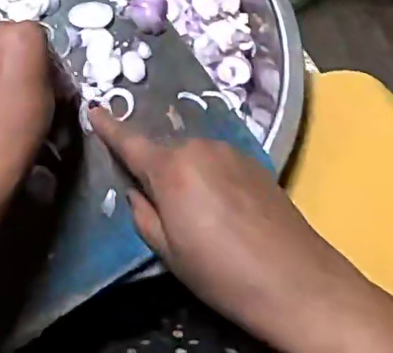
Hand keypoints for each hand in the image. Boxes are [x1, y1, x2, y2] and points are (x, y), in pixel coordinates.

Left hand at [0, 21, 54, 176]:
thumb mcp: (55, 93)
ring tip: (22, 99)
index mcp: (22, 31)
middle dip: (31, 60)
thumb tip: (52, 75)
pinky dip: (0, 78)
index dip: (52, 60)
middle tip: (40, 89)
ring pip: (5, 53)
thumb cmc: (25, 116)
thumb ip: (53, 73)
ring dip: (15, 69)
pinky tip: (5, 103)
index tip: (55, 82)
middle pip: (22, 40)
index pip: (45, 36)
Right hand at [90, 113, 352, 344]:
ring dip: (189, 176)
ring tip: (203, 218)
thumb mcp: (170, 254)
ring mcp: (228, 150)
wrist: (300, 283)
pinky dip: (212, 178)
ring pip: (193, 157)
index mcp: (170, 168)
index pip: (130, 141)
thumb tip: (137, 191)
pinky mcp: (253, 159)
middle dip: (159, 172)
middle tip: (166, 209)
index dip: (108, 126)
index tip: (93, 109)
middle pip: (165, 152)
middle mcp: (197, 147)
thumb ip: (144, 215)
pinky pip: (218, 162)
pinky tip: (228, 212)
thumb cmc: (225, 273)